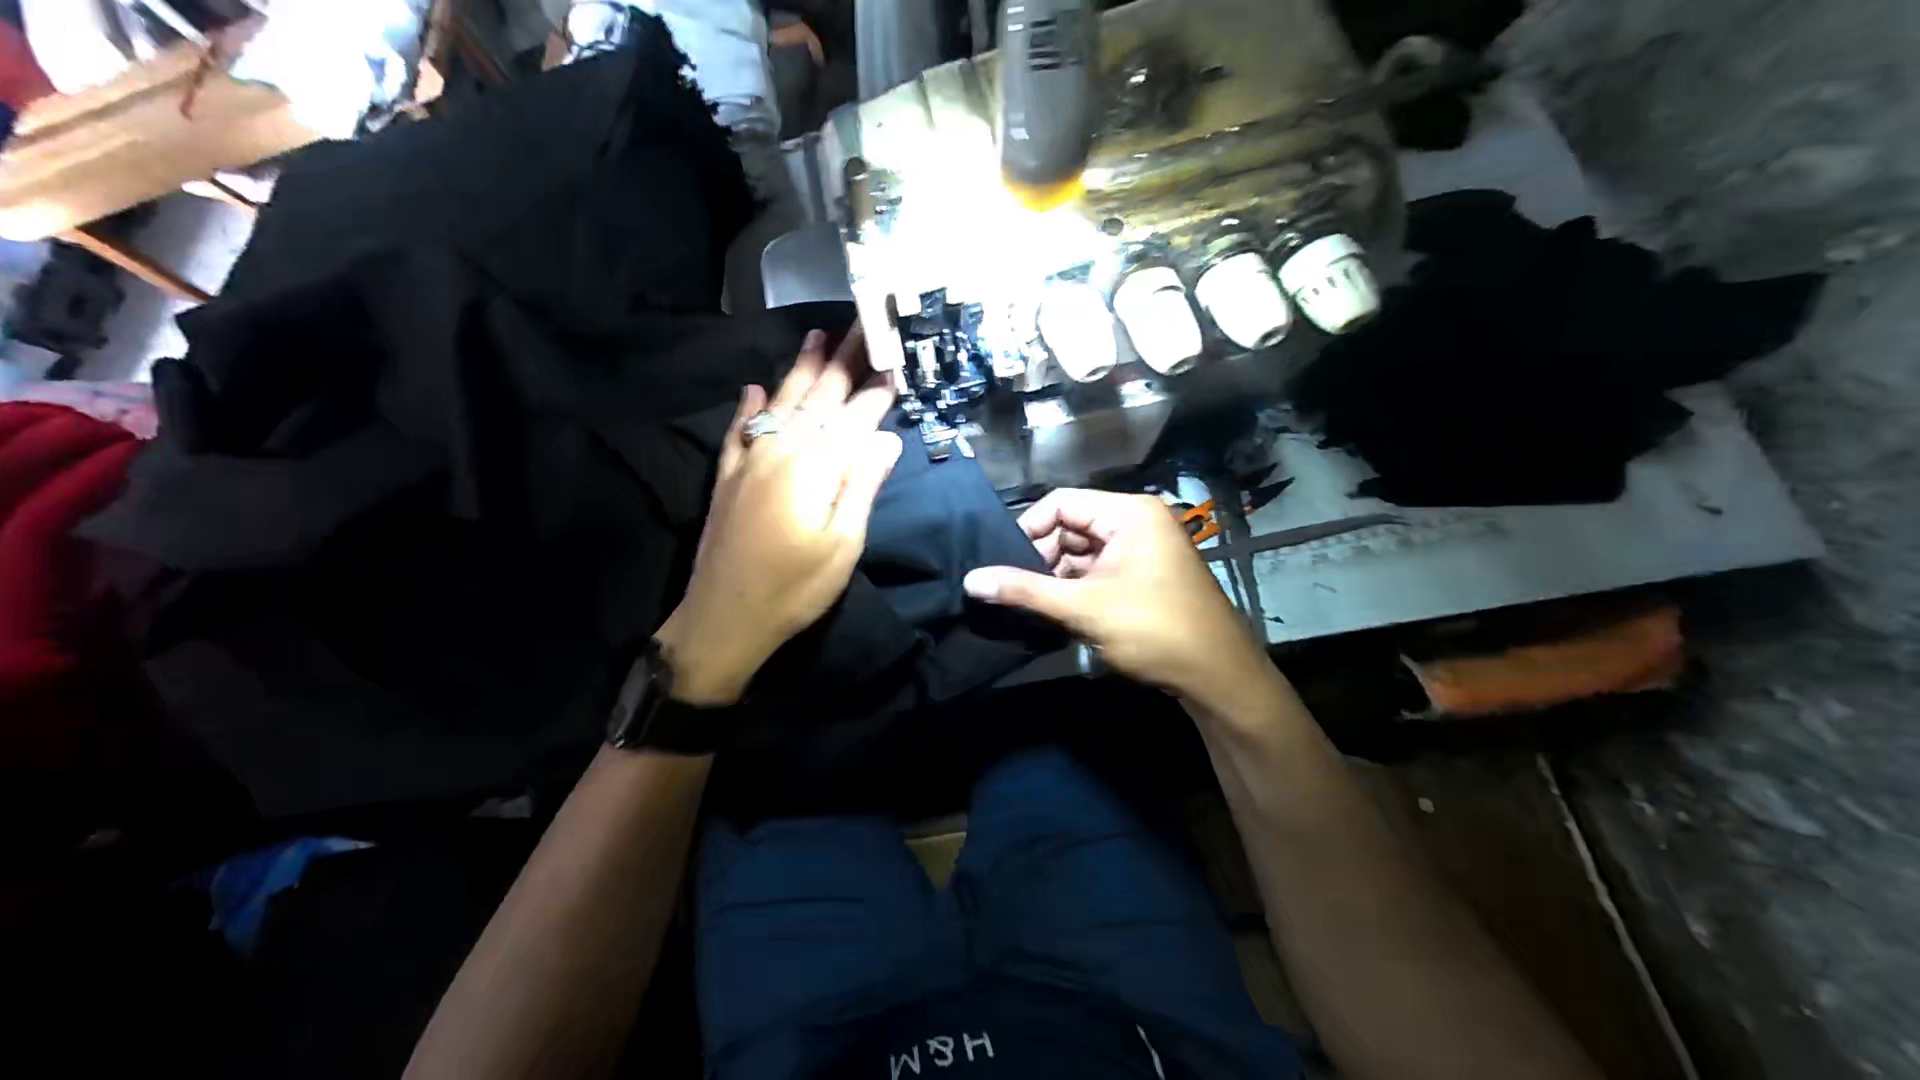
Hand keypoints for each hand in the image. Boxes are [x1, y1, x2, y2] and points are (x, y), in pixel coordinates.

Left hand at [656, 326, 901, 704]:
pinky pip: (740, 431)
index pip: (853, 417)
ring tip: (816, 337)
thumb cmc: (795, 589)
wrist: (724, 618)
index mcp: (814, 467)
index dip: (877, 390)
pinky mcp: (728, 477)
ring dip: (800, 370)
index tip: (895, 361)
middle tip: (860, 324)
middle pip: (817, 398)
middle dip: (842, 361)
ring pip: (780, 404)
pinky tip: (755, 389)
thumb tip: (884, 438)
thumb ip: (861, 486)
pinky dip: (749, 408)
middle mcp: (780, 451)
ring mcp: (749, 461)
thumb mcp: (843, 545)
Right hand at [962, 488, 1272, 704]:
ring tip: (1033, 604)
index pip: (1061, 503)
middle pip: (1072, 526)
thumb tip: (970, 580)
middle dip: (1042, 557)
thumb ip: (1024, 590)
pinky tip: (1058, 611)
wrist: (1218, 676)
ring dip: (1058, 577)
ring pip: (1083, 552)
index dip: (1028, 530)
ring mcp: (1143, 550)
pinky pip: (1099, 570)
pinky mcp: (1144, 575)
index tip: (1002, 564)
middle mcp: (1137, 522)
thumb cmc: (1153, 629)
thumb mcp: (1083, 607)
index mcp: (1129, 513)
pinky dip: (1077, 588)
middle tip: (1017, 590)